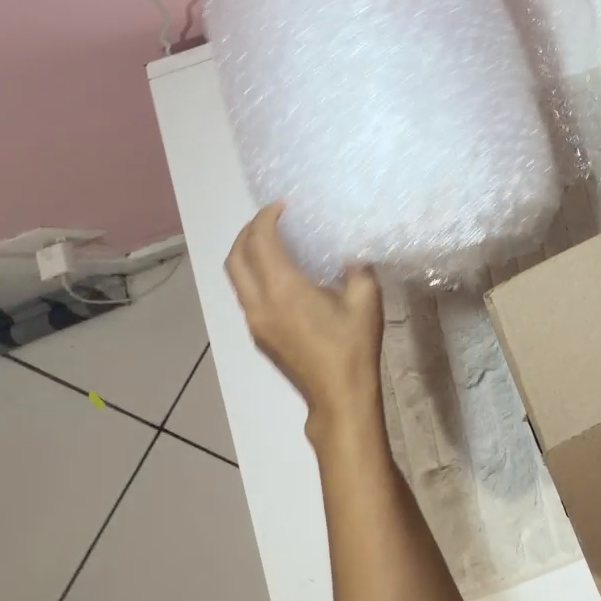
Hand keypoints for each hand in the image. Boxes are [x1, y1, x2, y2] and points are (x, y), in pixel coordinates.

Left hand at [225, 203, 384, 440]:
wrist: (338, 394)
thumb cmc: (353, 345)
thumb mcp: (366, 298)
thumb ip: (355, 268)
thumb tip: (349, 252)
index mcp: (284, 290)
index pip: (261, 243)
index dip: (267, 219)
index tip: (284, 206)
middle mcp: (260, 303)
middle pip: (235, 258)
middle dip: (249, 231)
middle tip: (274, 218)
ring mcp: (255, 321)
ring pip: (236, 277)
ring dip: (248, 252)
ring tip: (275, 240)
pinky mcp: (259, 334)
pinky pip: (246, 293)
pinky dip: (255, 272)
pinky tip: (282, 272)